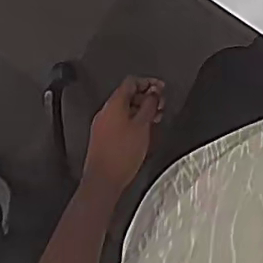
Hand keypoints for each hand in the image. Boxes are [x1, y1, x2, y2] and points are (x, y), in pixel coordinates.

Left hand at [82, 76, 164, 194]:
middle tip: (160, 105)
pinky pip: (119, 121)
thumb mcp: (142, 125)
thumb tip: (154, 94)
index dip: (148, 82)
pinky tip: (142, 131)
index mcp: (114, 103)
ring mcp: (102, 124)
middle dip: (146, 97)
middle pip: (128, 95)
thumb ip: (150, 105)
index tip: (160, 89)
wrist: (102, 181)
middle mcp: (105, 111)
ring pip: (124, 109)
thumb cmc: (122, 153)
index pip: (131, 82)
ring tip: (155, 119)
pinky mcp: (102, 137)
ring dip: (140, 110)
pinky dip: (132, 121)